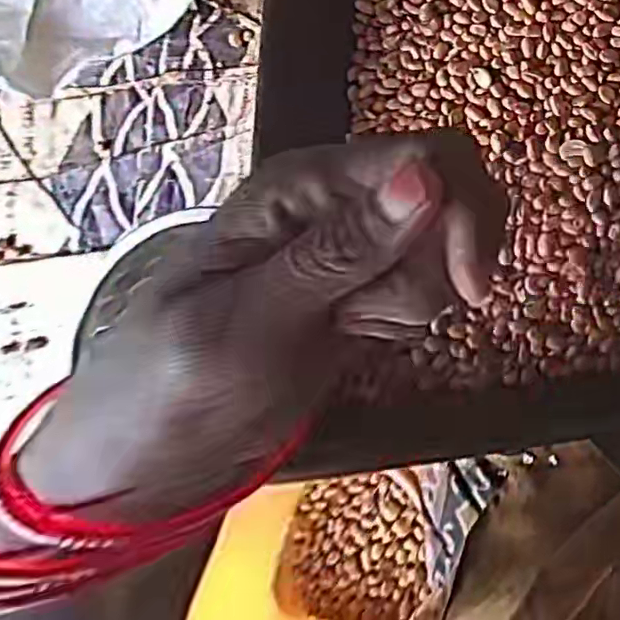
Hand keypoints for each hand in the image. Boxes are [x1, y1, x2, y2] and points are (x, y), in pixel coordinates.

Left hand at [13, 133, 504, 521]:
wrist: (150, 464)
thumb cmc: (170, 390)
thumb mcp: (247, 325)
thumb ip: (340, 251)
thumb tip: (426, 177)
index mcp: (305, 182)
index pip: (427, 155)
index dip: (464, 209)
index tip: (469, 286)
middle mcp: (344, 193)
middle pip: (455, 189)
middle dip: (446, 258)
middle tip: (391, 316)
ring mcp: (365, 233)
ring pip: (453, 236)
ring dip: (425, 292)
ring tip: (353, 329)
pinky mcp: (380, 271)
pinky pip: (438, 274)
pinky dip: (420, 309)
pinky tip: (364, 330)